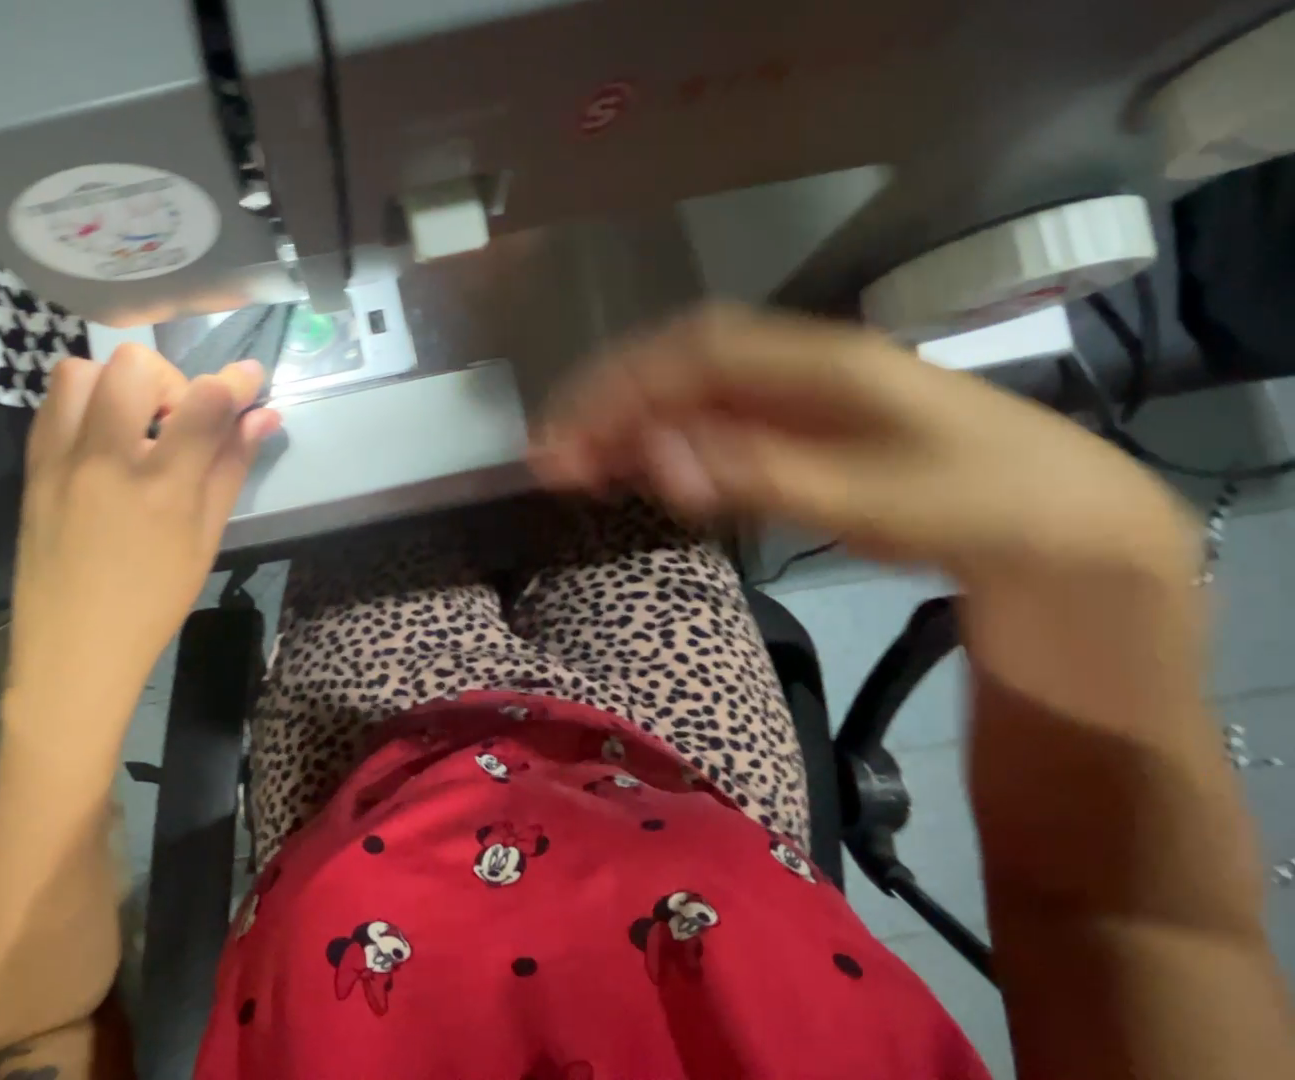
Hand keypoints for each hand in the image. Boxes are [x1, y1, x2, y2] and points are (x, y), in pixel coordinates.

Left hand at [10, 344, 278, 698]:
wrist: (74, 649)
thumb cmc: (153, 601)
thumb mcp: (205, 538)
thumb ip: (231, 468)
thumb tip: (264, 416)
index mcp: (161, 485)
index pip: (205, 400)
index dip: (236, 380)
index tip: (249, 380)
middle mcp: (105, 459)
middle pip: (134, 365)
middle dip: (169, 381)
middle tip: (175, 426)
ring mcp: (59, 461)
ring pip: (81, 371)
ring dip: (116, 384)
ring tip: (133, 428)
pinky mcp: (31, 468)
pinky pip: (52, 405)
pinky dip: (84, 404)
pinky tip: (102, 444)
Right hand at [531, 304, 1199, 588]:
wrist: (1059, 521)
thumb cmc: (977, 504)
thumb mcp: (872, 499)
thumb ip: (759, 475)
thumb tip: (656, 458)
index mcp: (820, 363)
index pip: (694, 353)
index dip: (619, 387)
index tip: (563, 438)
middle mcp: (797, 366)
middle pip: (679, 365)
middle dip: (605, 403)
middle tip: (545, 457)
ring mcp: (795, 396)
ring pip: (688, 393)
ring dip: (624, 423)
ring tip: (569, 467)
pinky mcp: (794, 428)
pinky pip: (712, 423)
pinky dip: (661, 443)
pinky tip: (631, 469)